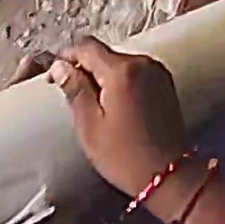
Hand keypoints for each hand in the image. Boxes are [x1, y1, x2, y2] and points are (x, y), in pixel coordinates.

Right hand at [48, 36, 188, 197]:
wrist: (168, 176)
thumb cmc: (125, 156)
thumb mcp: (90, 126)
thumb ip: (75, 90)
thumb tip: (60, 66)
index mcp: (122, 71)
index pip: (87, 47)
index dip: (67, 57)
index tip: (56, 76)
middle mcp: (143, 63)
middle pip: (105, 53)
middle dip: (86, 68)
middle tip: (73, 94)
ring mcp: (157, 71)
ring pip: (119, 62)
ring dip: (104, 75)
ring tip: (95, 104)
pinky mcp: (165, 81)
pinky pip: (135, 71)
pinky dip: (121, 81)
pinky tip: (117, 105)